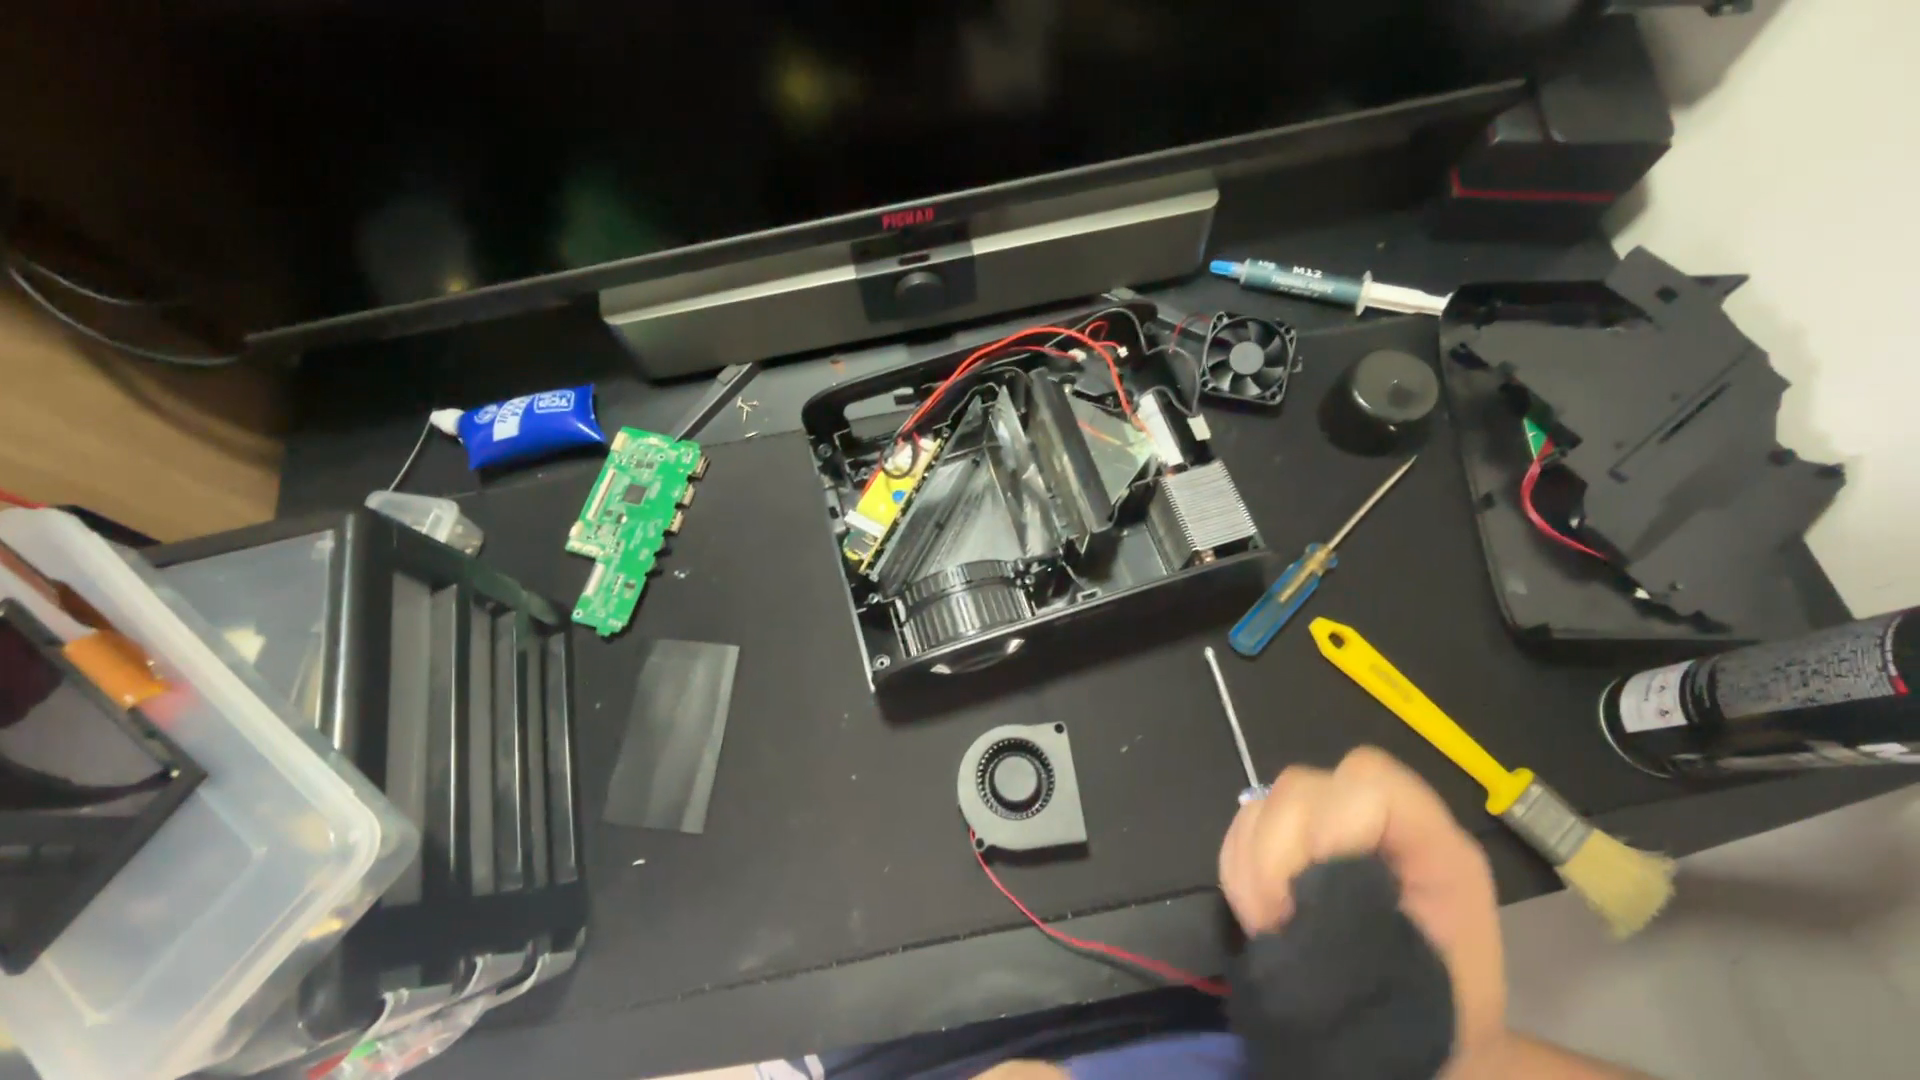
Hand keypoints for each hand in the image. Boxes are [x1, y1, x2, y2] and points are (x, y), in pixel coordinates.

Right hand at [1218, 746, 1506, 1077]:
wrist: (1438, 1036)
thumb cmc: (1444, 1008)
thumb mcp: (1430, 969)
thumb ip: (1370, 913)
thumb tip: (1300, 893)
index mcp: (1429, 840)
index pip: (1369, 779)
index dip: (1331, 822)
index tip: (1314, 894)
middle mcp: (1377, 818)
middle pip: (1301, 786)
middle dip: (1278, 851)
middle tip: (1282, 918)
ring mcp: (1329, 826)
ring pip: (1264, 804)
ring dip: (1254, 865)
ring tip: (1273, 923)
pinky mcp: (1291, 844)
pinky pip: (1243, 829)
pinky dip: (1240, 870)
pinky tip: (1263, 916)